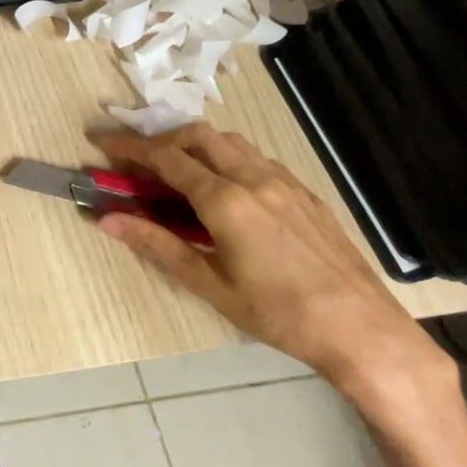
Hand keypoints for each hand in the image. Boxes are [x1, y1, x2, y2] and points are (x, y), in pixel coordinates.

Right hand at [92, 125, 449, 400]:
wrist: (362, 330)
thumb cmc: (277, 313)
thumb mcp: (208, 284)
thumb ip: (156, 244)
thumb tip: (106, 219)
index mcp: (226, 202)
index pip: (168, 159)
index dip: (131, 147)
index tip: (103, 142)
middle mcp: (255, 181)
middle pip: (201, 137)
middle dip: (162, 139)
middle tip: (137, 159)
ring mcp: (286, 185)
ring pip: (232, 144)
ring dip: (196, 146)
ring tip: (175, 171)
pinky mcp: (306, 196)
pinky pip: (258, 160)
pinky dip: (227, 159)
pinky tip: (222, 189)